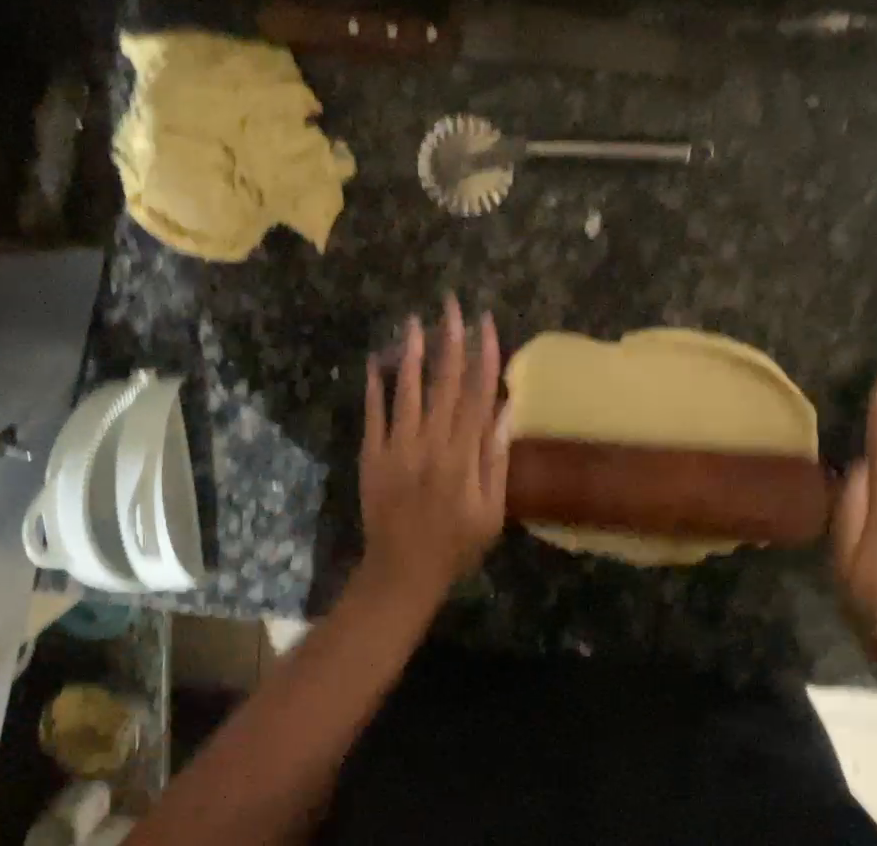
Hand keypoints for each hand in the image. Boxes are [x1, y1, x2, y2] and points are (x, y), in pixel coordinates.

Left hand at [357, 297, 508, 604]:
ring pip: (407, 391)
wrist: (402, 572)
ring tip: (415, 321)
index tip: (487, 323)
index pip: (478, 394)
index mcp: (464, 456)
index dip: (484, 355)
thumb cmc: (456, 545)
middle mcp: (431, 444)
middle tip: (451, 305)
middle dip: (450, 340)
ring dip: (412, 354)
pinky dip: (375, 387)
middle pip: (444, 382)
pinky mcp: (372, 456)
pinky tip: (376, 361)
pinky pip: (374, 415)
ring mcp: (397, 448)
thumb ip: (495, 459)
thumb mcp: (492, 511)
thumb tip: (503, 411)